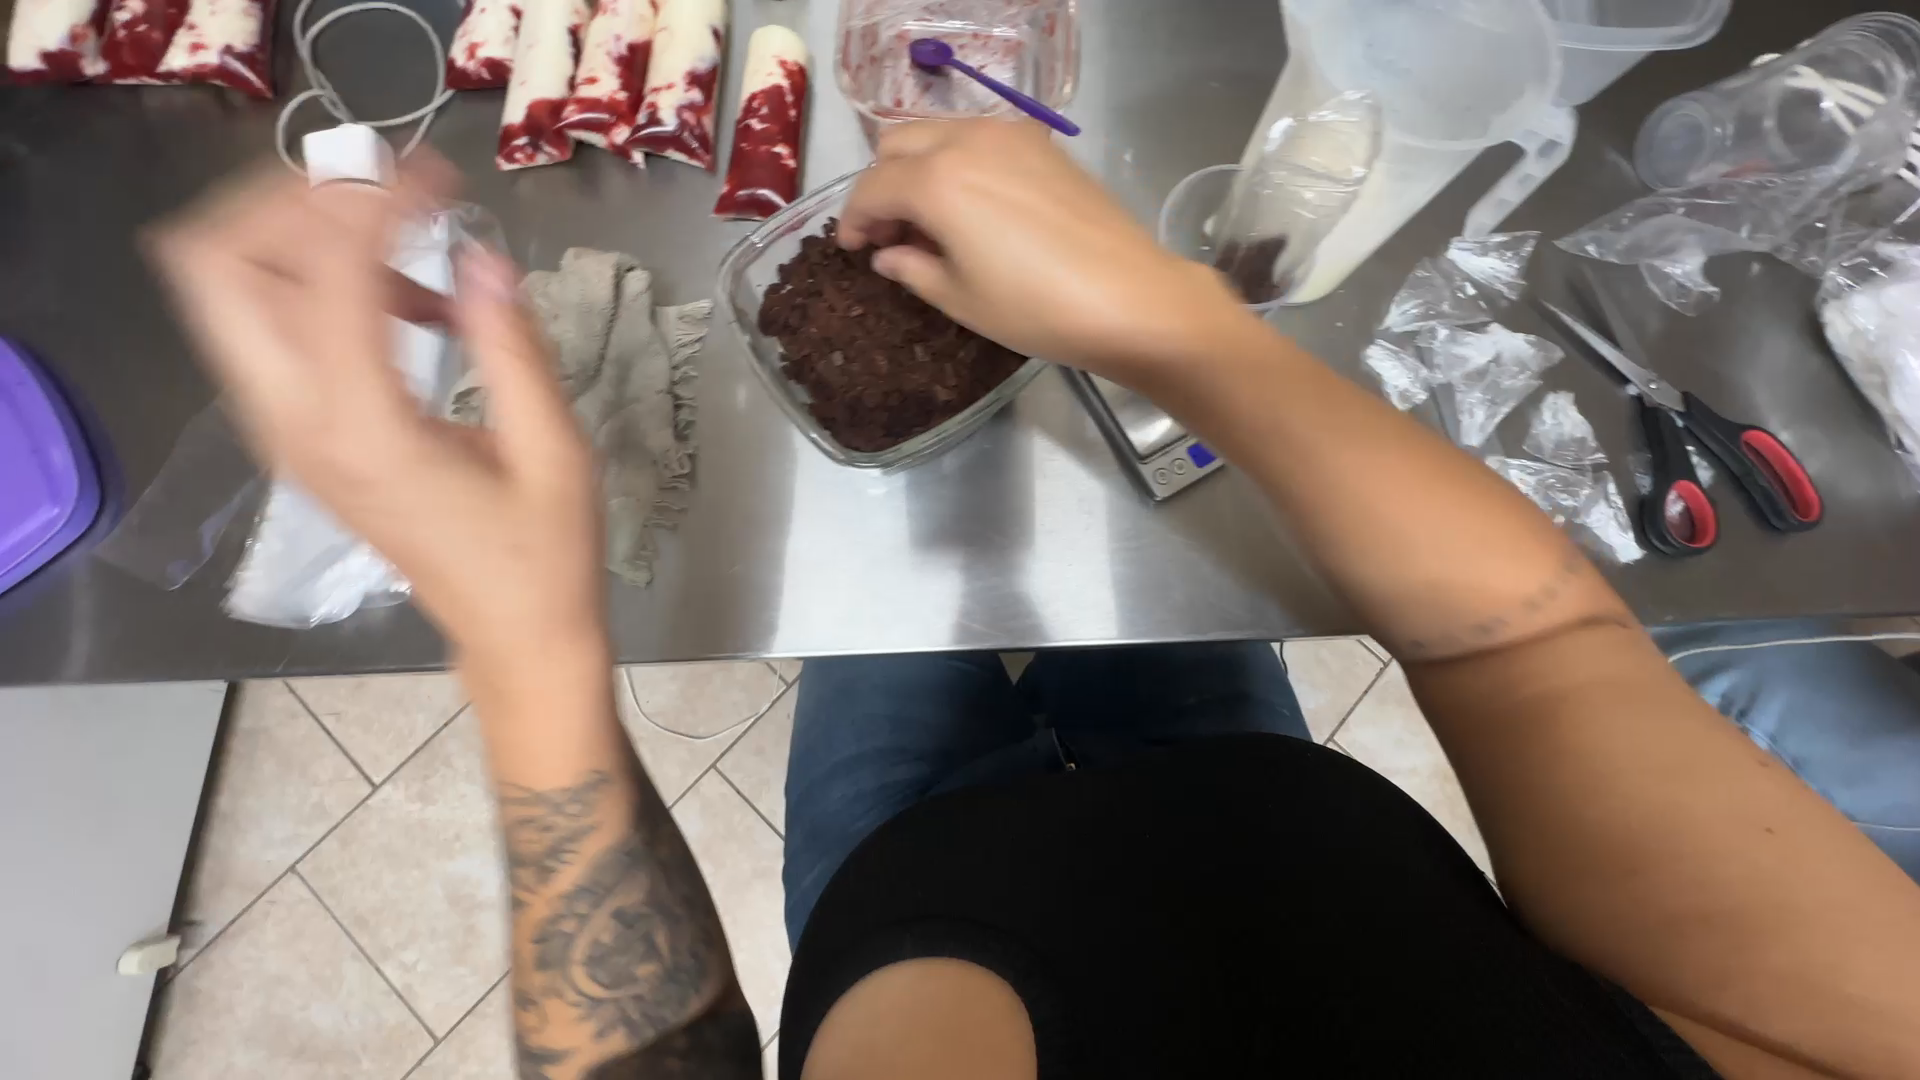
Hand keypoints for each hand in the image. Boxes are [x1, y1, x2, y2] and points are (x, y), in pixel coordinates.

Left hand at [147, 158, 605, 668]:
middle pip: (218, 262)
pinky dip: (316, 290)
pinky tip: (409, 311)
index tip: (443, 180)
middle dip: (292, 202)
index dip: (380, 205)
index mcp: (367, 429)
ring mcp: (285, 434)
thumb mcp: (555, 452)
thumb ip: (514, 351)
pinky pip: (267, 332)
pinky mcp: (300, 441)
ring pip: (225, 291)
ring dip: (298, 240)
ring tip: (406, 247)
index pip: (332, 274)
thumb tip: (484, 259)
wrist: (514, 632)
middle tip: (388, 195)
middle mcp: (296, 424)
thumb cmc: (549, 554)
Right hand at [837, 119, 1255, 377]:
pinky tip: (969, 207)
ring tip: (926, 221)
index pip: (873, 187)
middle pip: (898, 143)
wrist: (1128, 297)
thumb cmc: (1035, 310)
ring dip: (917, 168)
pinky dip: (955, 163)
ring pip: (938, 132)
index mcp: (937, 181)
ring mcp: (1009, 136)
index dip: (853, 219)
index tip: (850, 249)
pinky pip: (977, 139)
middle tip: (887, 234)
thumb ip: (913, 269)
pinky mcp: (1042, 144)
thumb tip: (887, 254)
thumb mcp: (961, 299)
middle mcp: (967, 141)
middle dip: (881, 185)